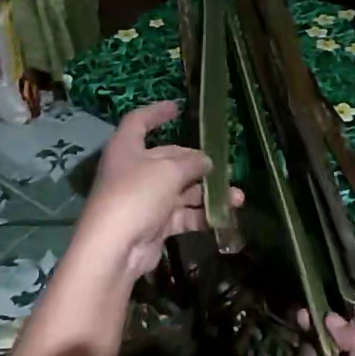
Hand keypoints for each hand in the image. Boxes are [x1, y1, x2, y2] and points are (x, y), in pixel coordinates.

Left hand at [76, 100, 242, 278]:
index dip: (157, 112)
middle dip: (198, 164)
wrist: (116, 248)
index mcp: (127, 148)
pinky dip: (202, 214)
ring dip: (208, 193)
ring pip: (181, 190)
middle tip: (224, 168)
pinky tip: (225, 216)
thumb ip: (191, 162)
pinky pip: (182, 214)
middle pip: (169, 159)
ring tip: (237, 198)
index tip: (178, 108)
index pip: (139, 121)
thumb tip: (206, 161)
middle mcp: (134, 170)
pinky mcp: (154, 224)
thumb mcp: (168, 171)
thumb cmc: (137, 195)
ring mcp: (145, 199)